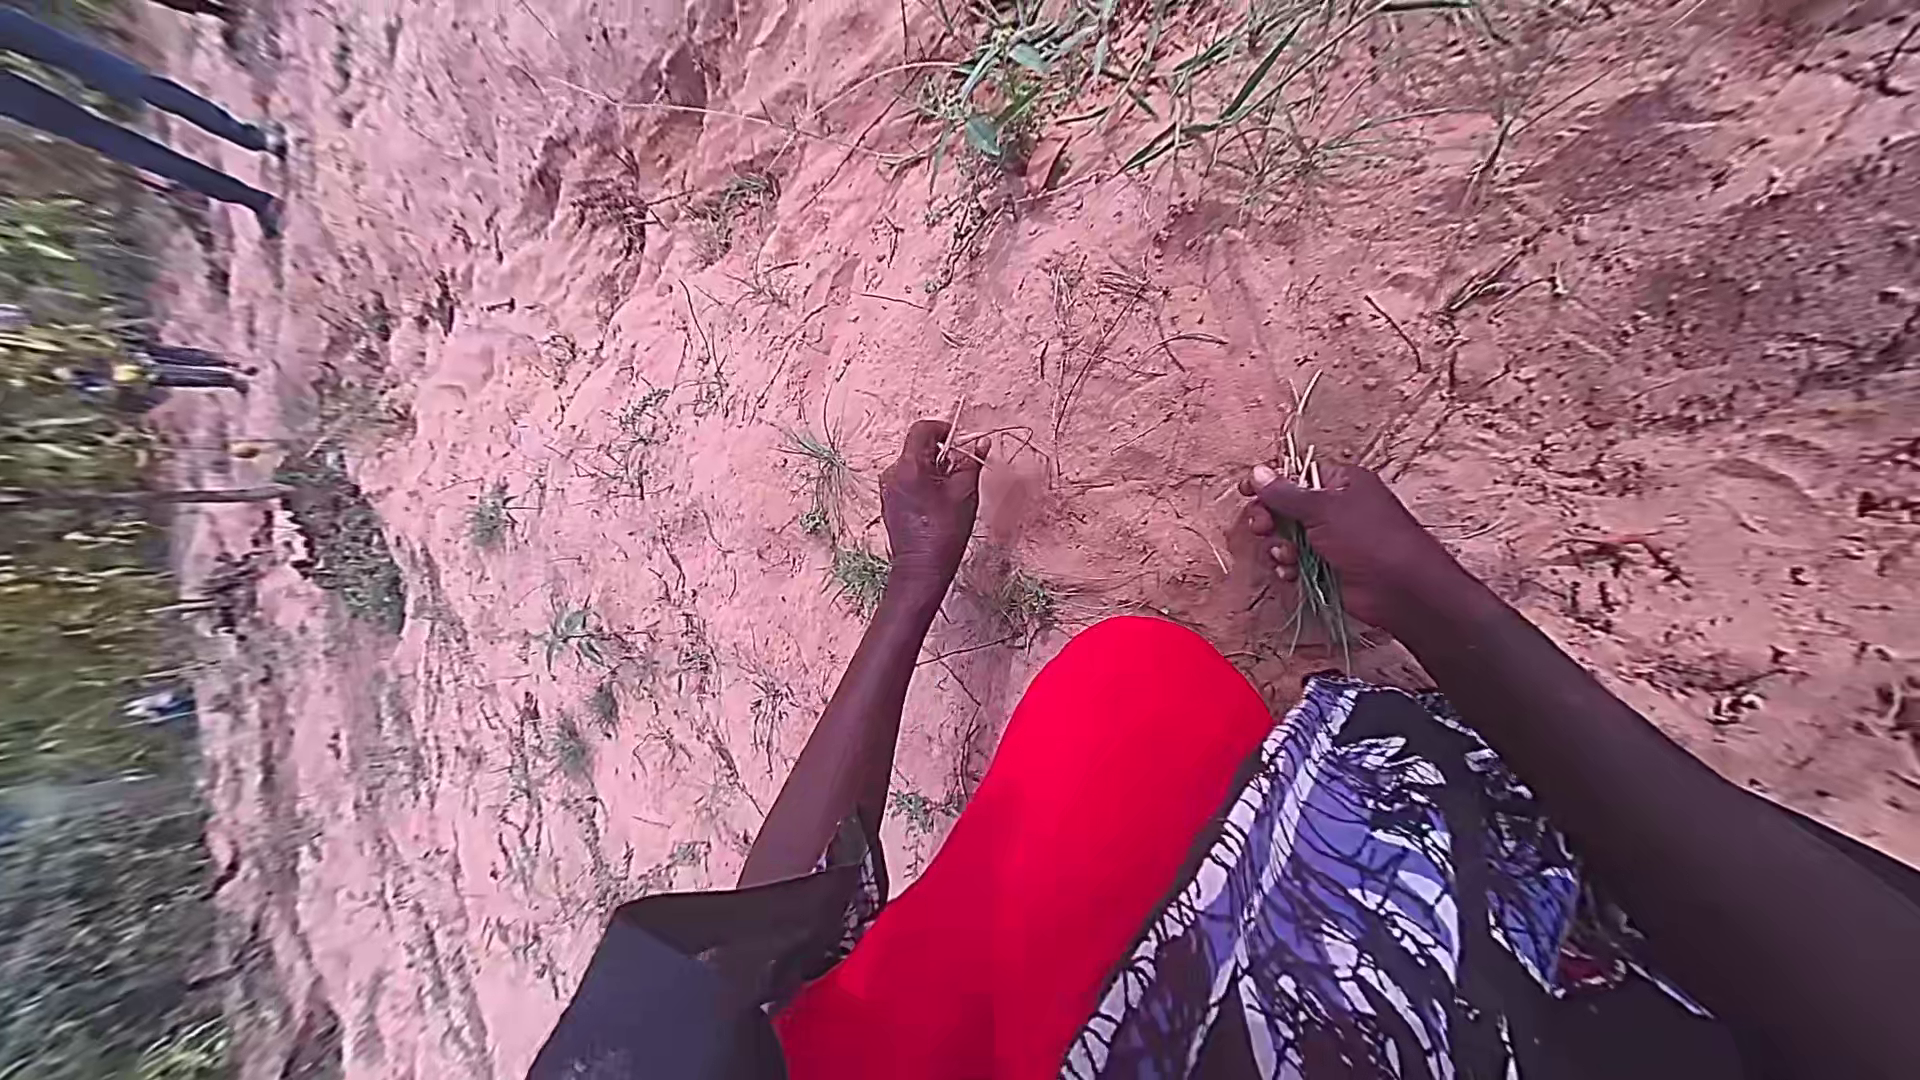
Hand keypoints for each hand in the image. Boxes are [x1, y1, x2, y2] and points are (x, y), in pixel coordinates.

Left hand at [880, 420, 986, 598]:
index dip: (943, 430)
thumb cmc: (943, 533)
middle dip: (941, 453)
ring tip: (950, 492)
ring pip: (913, 465)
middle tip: (961, 470)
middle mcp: (892, 474)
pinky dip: (923, 484)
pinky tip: (937, 503)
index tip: (959, 441)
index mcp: (909, 467)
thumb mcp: (965, 492)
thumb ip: (971, 462)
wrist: (922, 568)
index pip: (922, 429)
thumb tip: (979, 443)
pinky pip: (907, 481)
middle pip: (917, 448)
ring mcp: (888, 489)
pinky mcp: (889, 502)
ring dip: (933, 470)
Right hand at [1240, 462, 1477, 634]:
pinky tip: (1292, 571)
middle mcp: (1335, 508)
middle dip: (1269, 519)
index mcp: (1340, 484)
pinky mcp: (1325, 564)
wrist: (1401, 592)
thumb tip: (1258, 471)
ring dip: (1280, 546)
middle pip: (1284, 506)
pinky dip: (1288, 565)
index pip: (1294, 476)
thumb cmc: (1370, 541)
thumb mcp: (1323, 510)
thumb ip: (1285, 493)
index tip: (1246, 490)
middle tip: (1262, 527)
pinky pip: (1294, 559)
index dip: (1269, 484)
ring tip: (1288, 556)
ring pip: (1285, 535)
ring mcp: (1330, 537)